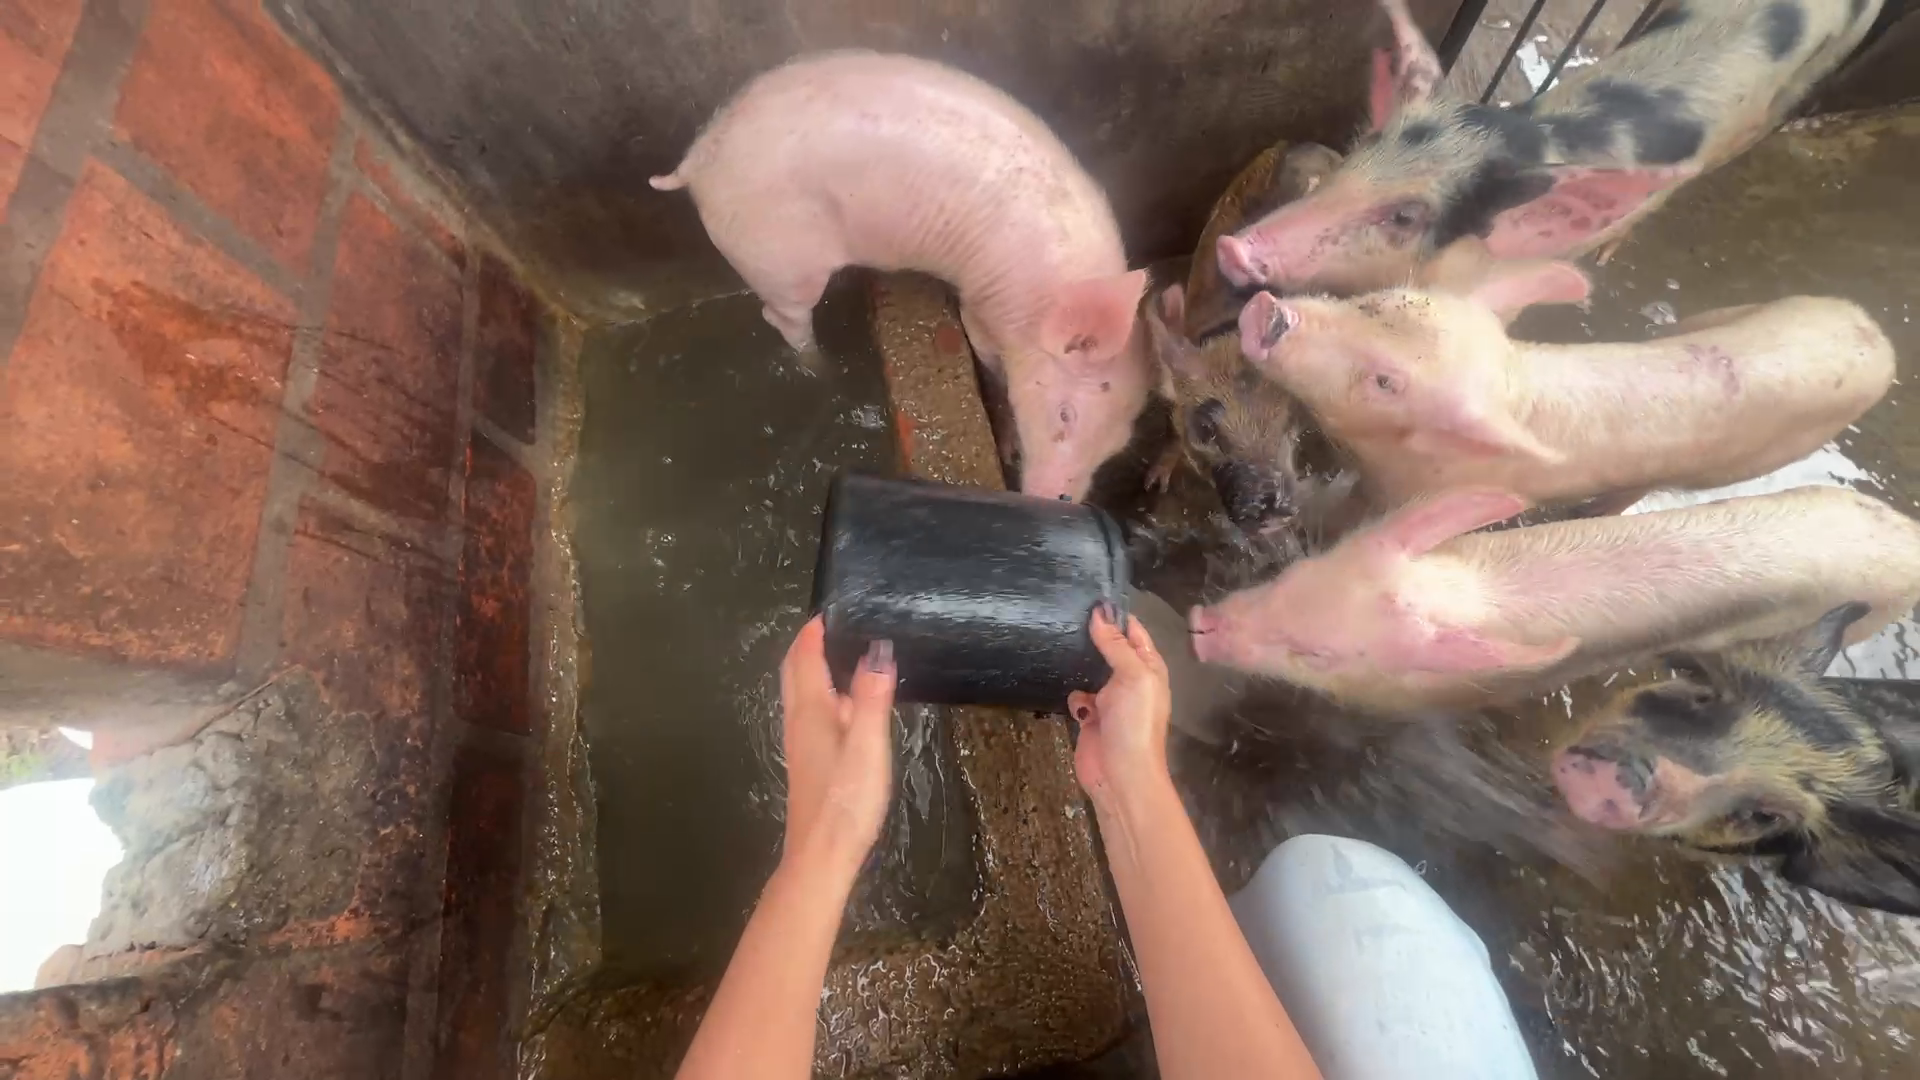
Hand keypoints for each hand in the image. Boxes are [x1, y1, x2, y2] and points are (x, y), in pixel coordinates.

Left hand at [778, 617, 895, 873]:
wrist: (822, 855)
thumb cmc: (846, 799)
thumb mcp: (868, 744)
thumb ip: (873, 696)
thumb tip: (877, 650)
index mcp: (811, 710)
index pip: (804, 657)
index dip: (814, 630)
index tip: (833, 608)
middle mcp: (800, 719)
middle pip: (795, 670)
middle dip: (808, 643)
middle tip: (835, 624)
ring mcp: (802, 741)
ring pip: (801, 691)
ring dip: (813, 665)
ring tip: (844, 652)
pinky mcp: (810, 758)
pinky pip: (811, 709)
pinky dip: (823, 690)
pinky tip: (847, 702)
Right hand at [1068, 605, 1171, 805]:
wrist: (1121, 774)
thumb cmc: (1135, 722)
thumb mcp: (1132, 676)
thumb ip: (1115, 644)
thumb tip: (1099, 612)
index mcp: (1149, 668)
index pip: (1134, 632)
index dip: (1115, 615)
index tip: (1091, 596)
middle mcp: (1131, 680)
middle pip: (1110, 648)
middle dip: (1093, 636)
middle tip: (1068, 614)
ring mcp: (1110, 699)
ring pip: (1090, 669)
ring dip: (1079, 664)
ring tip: (1060, 644)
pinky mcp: (1090, 716)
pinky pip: (1078, 694)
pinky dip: (1074, 696)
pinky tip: (1073, 700)